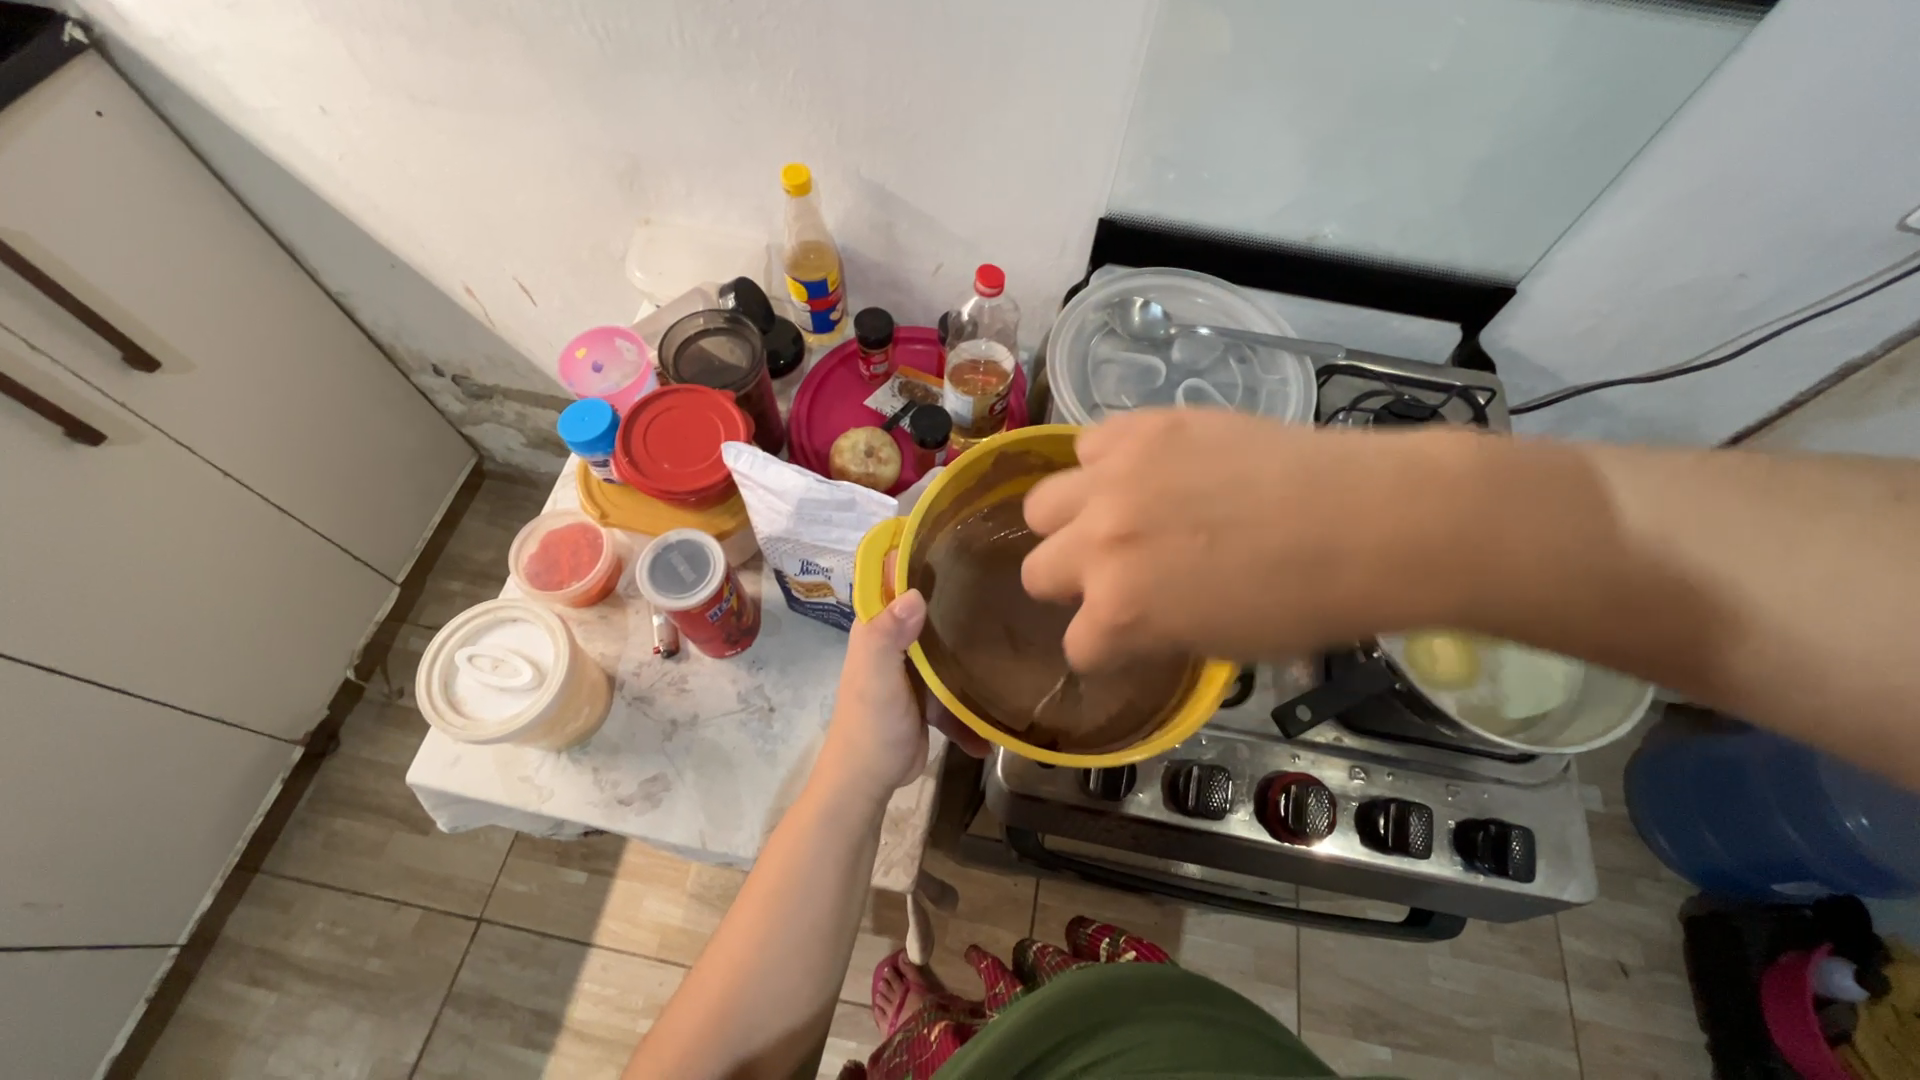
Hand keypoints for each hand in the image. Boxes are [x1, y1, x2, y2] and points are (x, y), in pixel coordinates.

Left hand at [816, 562, 990, 803]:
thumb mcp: (876, 677)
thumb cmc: (870, 724)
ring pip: (948, 648)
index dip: (914, 554)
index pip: (891, 578)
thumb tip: (915, 593)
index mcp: (876, 628)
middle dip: (957, 595)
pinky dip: (972, 710)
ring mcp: (914, 670)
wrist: (869, 780)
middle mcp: (895, 641)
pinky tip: (995, 722)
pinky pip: (956, 692)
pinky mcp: (930, 699)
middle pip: (928, 608)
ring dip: (973, 652)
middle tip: (1001, 579)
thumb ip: (888, 636)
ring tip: (1014, 644)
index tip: (953, 534)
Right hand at [1020, 409, 1469, 670]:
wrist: (1368, 520)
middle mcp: (1100, 544)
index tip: (1128, 637)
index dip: (1104, 646)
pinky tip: (1146, 474)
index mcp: (1120, 614)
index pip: (1078, 646)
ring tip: (1118, 518)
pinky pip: (1088, 446)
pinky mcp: (1142, 427)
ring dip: (1071, 521)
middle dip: (1072, 583)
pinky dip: (1106, 466)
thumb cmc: (1305, 603)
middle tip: (1119, 575)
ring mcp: (1115, 478)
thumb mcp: (1216, 644)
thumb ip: (1150, 629)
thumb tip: (1131, 615)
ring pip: (1041, 505)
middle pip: (1038, 572)